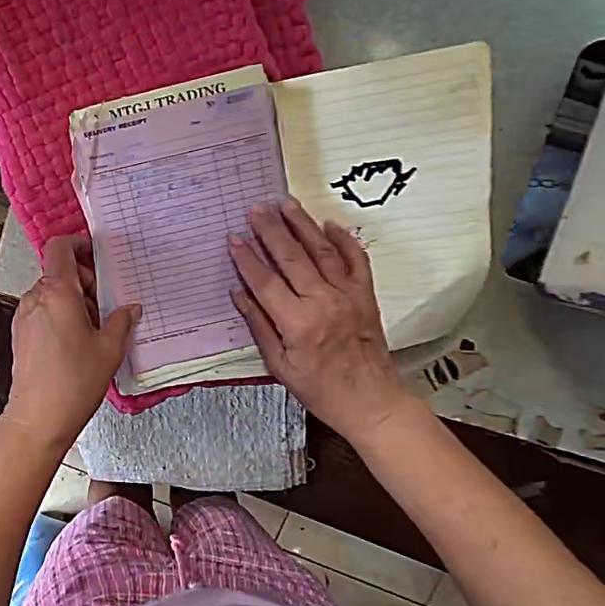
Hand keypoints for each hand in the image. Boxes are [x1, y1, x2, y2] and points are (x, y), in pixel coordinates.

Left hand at [3, 235, 139, 448]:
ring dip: (72, 301)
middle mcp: (35, 299)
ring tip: (93, 328)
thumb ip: (122, 320)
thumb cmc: (73, 382)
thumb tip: (130, 309)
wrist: (39, 417)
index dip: (78, 245)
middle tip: (104, 305)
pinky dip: (59, 316)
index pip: (60, 248)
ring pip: (50, 294)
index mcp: (57, 292)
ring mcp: (24, 317)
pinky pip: (41, 312)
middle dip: (83, 282)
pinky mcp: (20, 335)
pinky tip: (76, 342)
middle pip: (59, 272)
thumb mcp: (110, 348)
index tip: (95, 255)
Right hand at [230, 199, 408, 441]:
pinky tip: (328, 224)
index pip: (265, 281)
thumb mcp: (279, 365)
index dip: (247, 258)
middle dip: (270, 230)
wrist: (371, 401)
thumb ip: (259, 325)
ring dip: (302, 224)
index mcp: (298, 323)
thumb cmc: (322, 390)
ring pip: (321, 250)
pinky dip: (343, 239)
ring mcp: (348, 295)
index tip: (234, 239)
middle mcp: (324, 303)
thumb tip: (239, 294)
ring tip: (286, 204)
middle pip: (292, 257)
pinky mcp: (365, 295)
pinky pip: (355, 259)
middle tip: (256, 209)